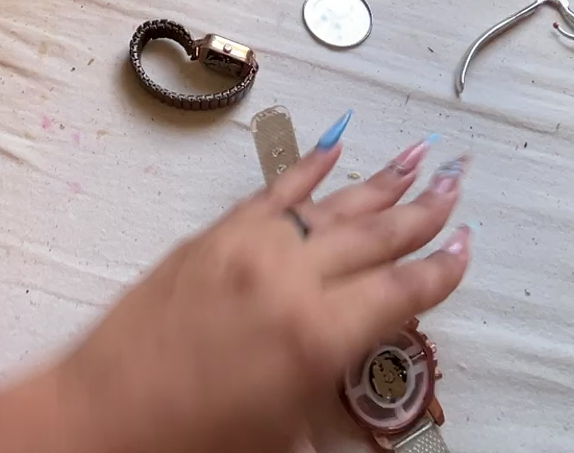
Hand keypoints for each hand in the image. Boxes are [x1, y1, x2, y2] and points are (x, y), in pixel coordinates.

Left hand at [48, 120, 469, 452]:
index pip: (399, 292)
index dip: (439, 270)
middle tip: (455, 183)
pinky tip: (334, 149)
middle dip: (420, 212)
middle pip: (373, 236)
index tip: (467, 245)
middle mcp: (291, 277)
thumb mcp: (287, 435)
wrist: (106, 412)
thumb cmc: (195, 442)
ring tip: (415, 156)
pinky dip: (306, 169)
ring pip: (330, 205)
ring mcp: (251, 245)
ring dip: (376, 182)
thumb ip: (333, 386)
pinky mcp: (217, 232)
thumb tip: (356, 352)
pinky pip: (274, 192)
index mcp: (317, 336)